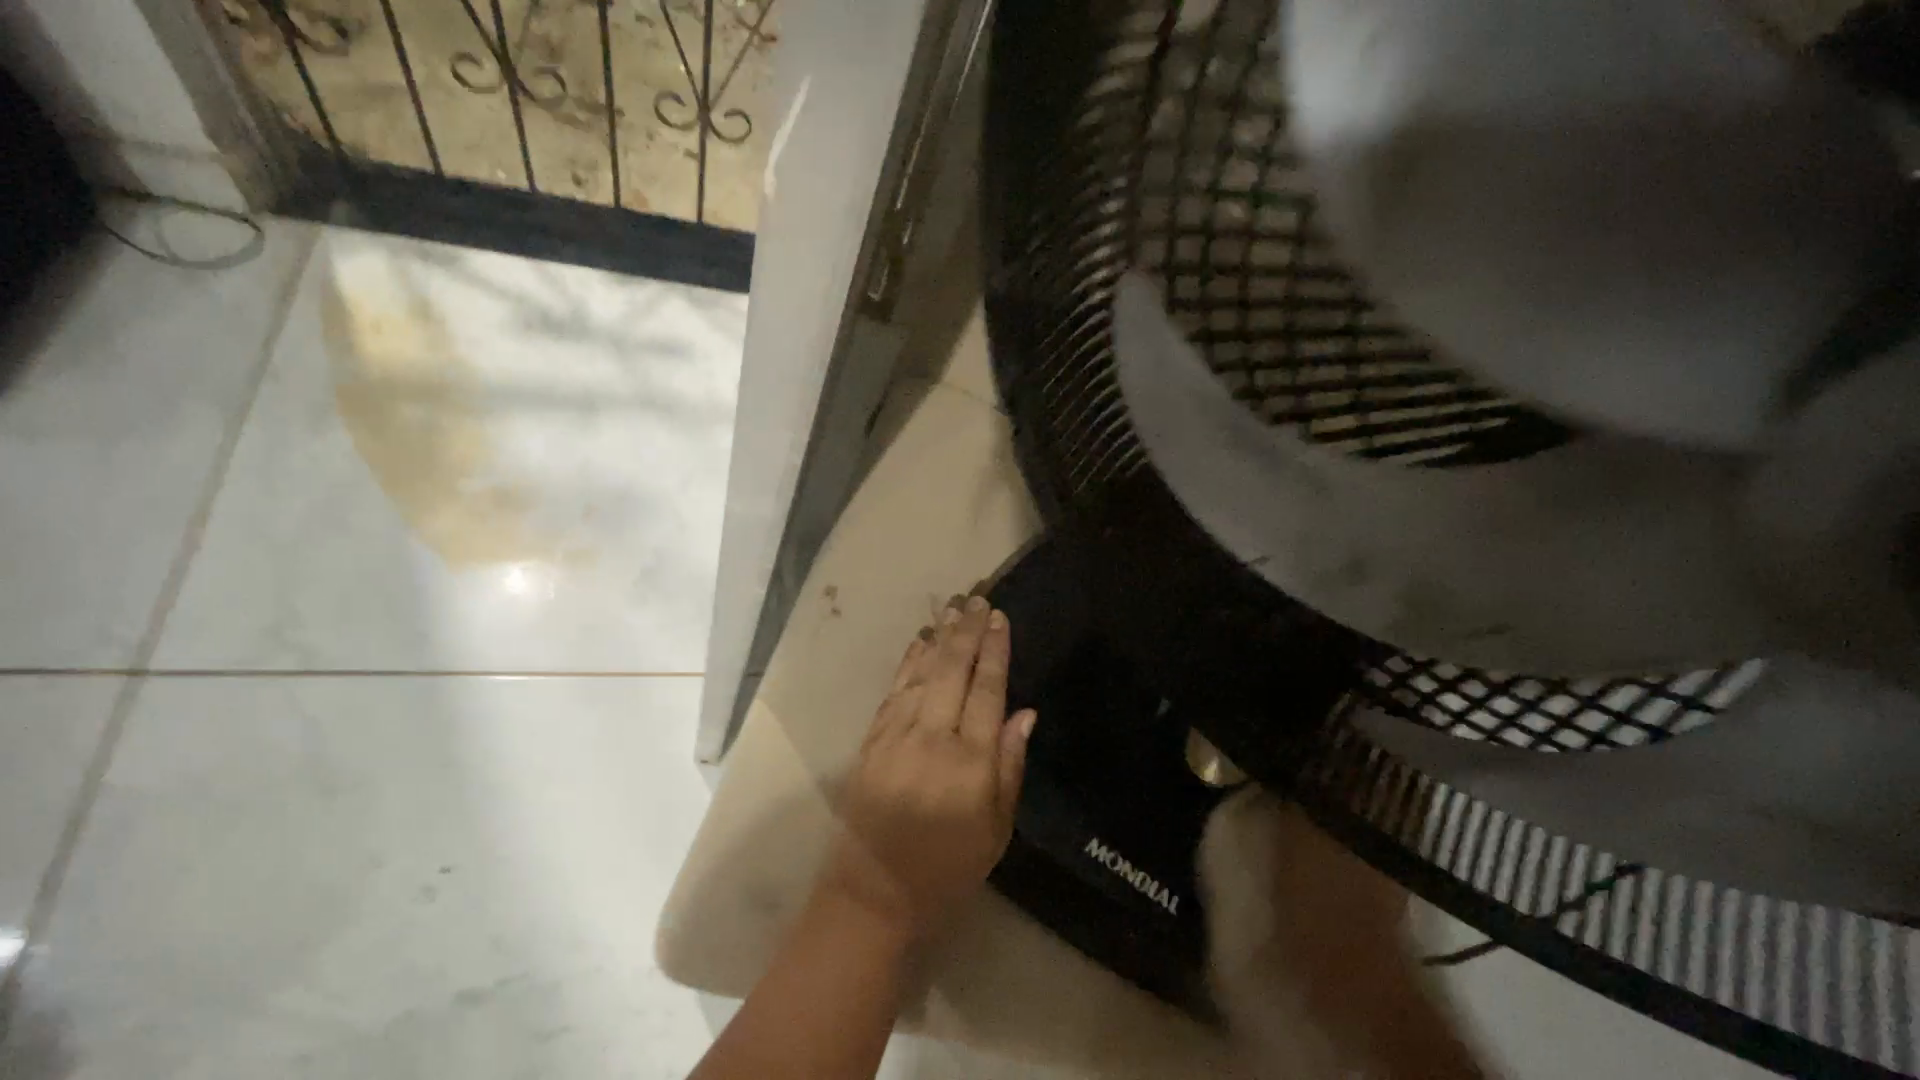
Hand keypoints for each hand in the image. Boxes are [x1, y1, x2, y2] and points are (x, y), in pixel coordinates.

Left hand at [816, 595, 1037, 940]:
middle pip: (952, 671)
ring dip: (937, 638)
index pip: (986, 691)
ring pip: (921, 673)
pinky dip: (908, 663)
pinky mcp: (871, 740)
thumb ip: (1009, 767)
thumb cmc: (947, 867)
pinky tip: (918, 644)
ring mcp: (896, 735)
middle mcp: (932, 738)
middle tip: (976, 597)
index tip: (999, 619)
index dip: (994, 651)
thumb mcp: (996, 830)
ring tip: (951, 608)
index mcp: (970, 761)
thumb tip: (1025, 713)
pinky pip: (894, 690)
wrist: (873, 890)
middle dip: (966, 632)